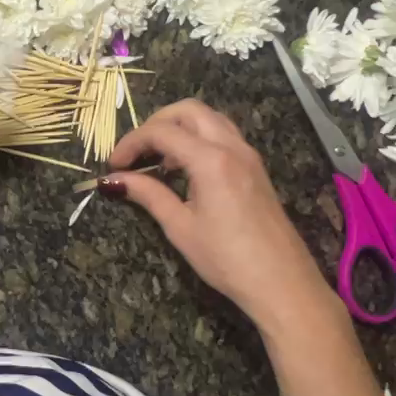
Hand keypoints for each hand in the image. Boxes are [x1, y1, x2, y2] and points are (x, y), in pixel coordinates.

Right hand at [104, 99, 337, 327]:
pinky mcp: (255, 168)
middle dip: (156, 123)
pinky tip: (184, 168)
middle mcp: (232, 147)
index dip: (131, 143)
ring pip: (209, 118)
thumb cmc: (227, 259)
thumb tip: (113, 179)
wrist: (283, 284)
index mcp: (211, 160)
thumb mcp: (180, 227)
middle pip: (188, 110)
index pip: (162, 132)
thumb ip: (147, 194)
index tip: (113, 164)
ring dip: (179, 128)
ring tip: (159, 159)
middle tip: (137, 151)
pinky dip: (198, 138)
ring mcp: (248, 155)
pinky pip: (223, 135)